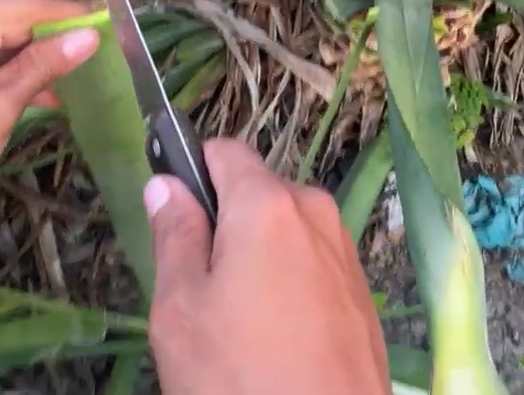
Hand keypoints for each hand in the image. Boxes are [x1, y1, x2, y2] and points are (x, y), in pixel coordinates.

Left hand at [0, 0, 99, 246]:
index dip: (72, 15)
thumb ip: (45, 65)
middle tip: (96, 54)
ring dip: (33, 58)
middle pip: (13, 19)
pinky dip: (7, 71)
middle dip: (54, 38)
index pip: (29, 6)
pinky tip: (35, 93)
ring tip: (72, 80)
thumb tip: (90, 35)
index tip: (111, 25)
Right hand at [146, 141, 388, 393]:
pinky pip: (311, 259)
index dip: (192, 170)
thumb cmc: (240, 376)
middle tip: (202, 290)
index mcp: (268, 202)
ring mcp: (342, 245)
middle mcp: (313, 208)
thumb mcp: (182, 309)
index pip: (225, 150)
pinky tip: (278, 335)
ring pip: (284, 228)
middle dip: (225, 225)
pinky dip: (289, 279)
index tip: (173, 212)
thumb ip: (175, 235)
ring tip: (238, 323)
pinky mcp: (359, 283)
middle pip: (255, 192)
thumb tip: (165, 183)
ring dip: (257, 255)